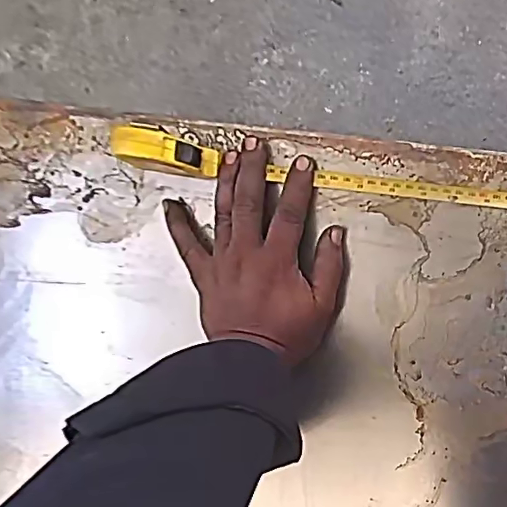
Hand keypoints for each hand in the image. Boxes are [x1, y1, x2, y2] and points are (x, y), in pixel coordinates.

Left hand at [165, 137, 347, 366]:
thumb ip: (329, 267)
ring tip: (228, 157)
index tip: (302, 164)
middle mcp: (248, 253)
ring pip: (223, 213)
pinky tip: (172, 206)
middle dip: (253, 169)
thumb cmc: (286, 337)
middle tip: (255, 145)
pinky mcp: (206, 275)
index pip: (289, 212)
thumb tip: (334, 235)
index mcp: (278, 259)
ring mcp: (223, 262)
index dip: (297, 185)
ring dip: (226, 182)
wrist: (249, 361)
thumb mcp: (322, 306)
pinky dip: (178, 224)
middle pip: (250, 201)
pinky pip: (188, 246)